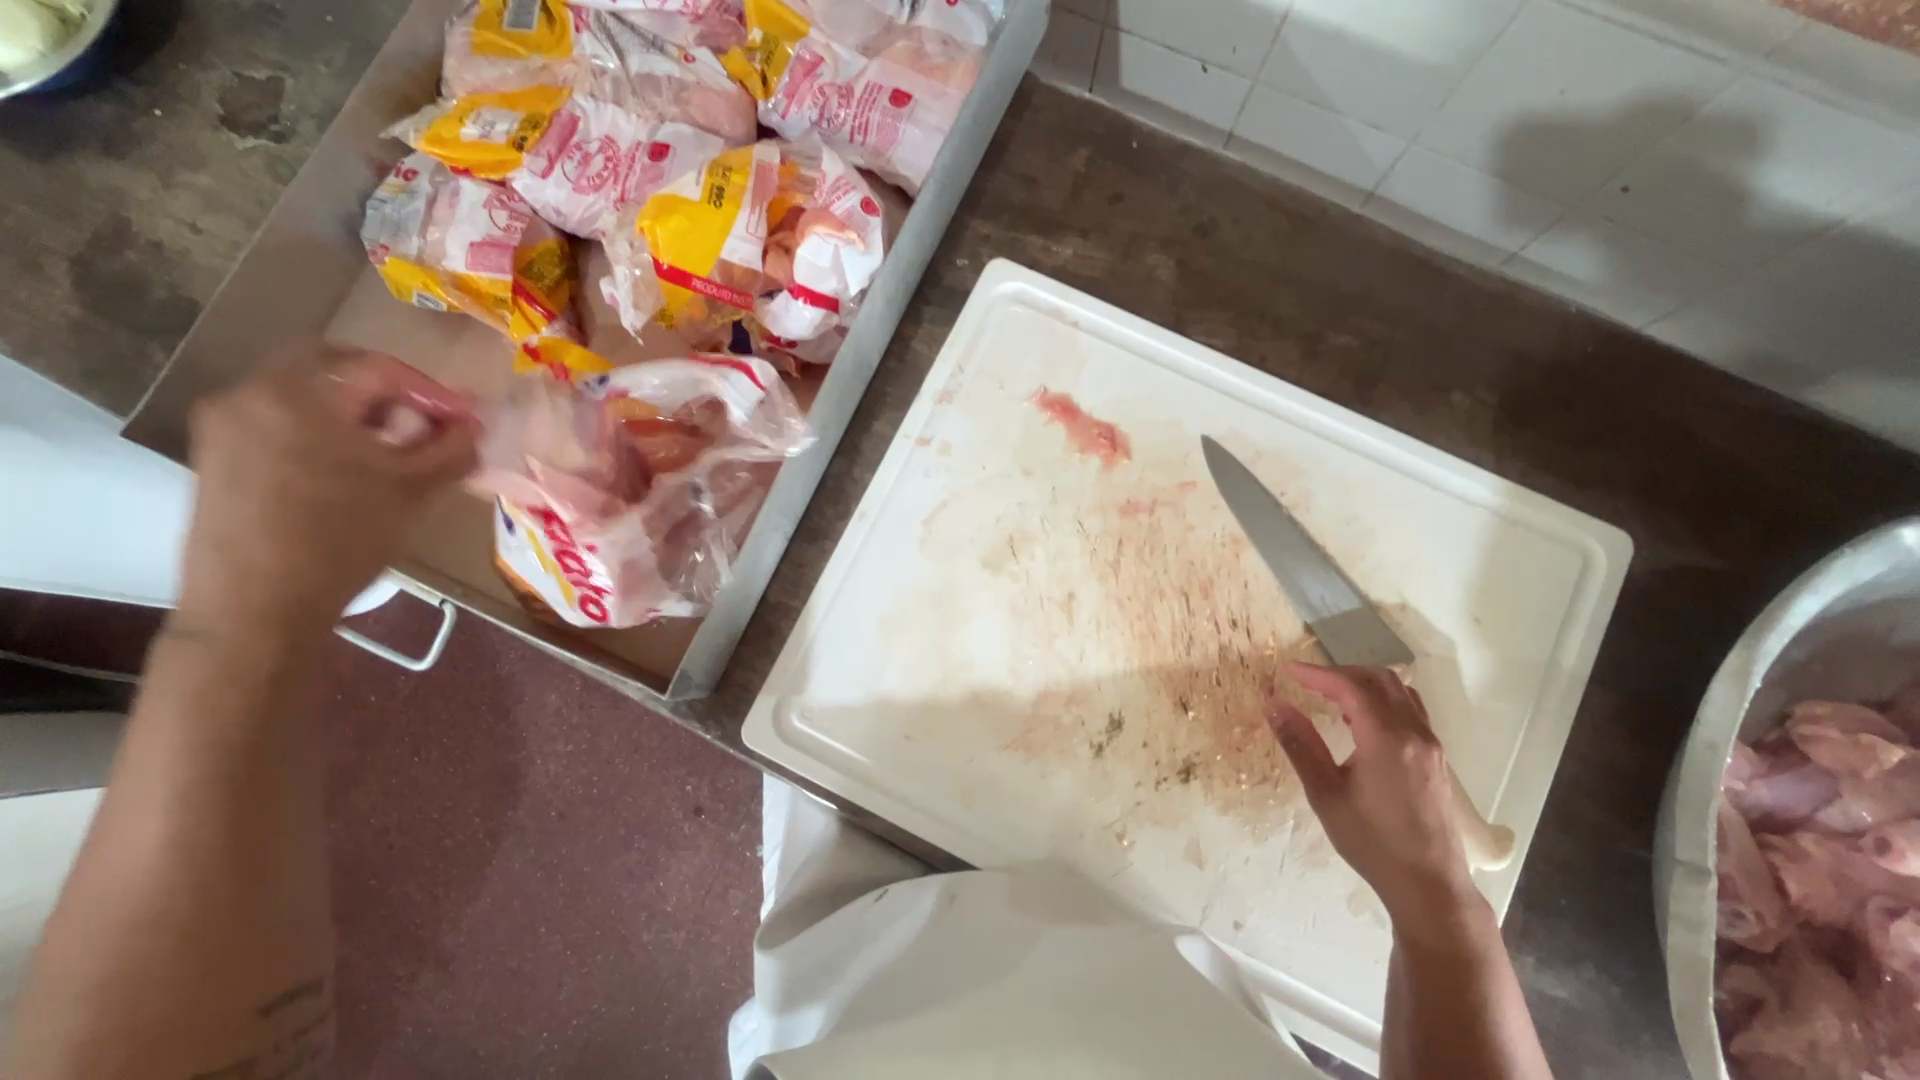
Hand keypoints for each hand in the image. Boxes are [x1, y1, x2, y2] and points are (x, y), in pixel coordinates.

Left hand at [176, 344, 478, 638]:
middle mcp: (248, 394)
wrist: (257, 607)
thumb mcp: (413, 490)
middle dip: (386, 395)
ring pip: (302, 400)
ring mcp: (222, 428)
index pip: (376, 368)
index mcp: (296, 392)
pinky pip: (277, 427)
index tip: (463, 419)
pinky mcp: (212, 460)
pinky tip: (347, 475)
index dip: (429, 391)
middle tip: (424, 426)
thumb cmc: (342, 538)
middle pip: (331, 373)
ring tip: (390, 455)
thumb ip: (451, 449)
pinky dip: (319, 436)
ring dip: (352, 416)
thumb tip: (473, 426)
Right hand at [1269, 662, 1486, 942]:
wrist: (1428, 884)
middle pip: (1379, 679)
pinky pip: (1410, 710)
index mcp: (1386, 738)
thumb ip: (1300, 744)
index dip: (1317, 674)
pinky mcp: (1436, 757)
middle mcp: (1414, 732)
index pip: (1350, 686)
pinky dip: (1382, 701)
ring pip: (1399, 691)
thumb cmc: (1371, 842)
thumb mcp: (1325, 794)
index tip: (1287, 672)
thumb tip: (1274, 705)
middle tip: (1307, 682)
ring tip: (1331, 698)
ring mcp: (1430, 744)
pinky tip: (1361, 723)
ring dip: (1364, 684)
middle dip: (1340, 673)